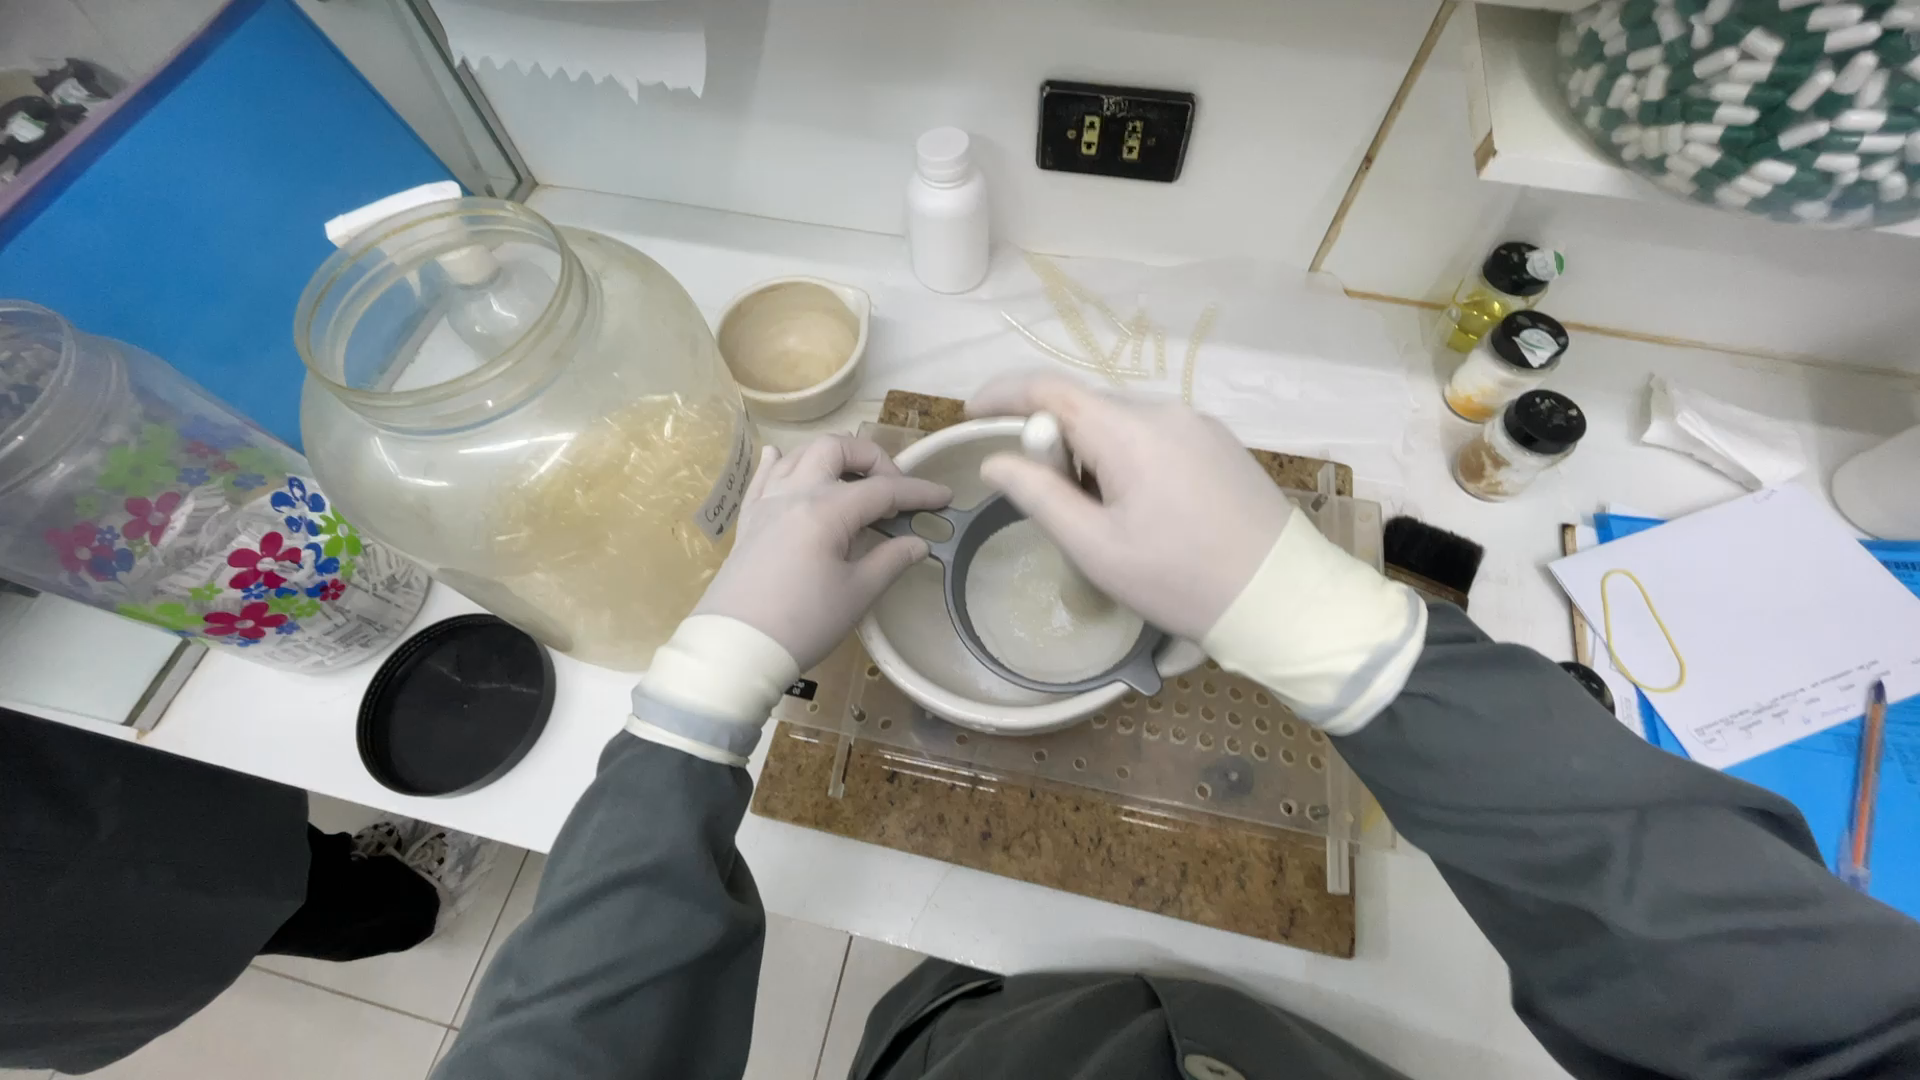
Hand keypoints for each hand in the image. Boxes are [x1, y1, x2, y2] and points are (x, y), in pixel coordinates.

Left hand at [694, 435, 950, 670]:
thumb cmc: (803, 623)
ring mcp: (766, 504)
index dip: (918, 492)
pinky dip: (779, 462)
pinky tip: (781, 458)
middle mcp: (794, 494)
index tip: (944, 498)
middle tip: (893, 488)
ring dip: (832, 458)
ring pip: (799, 455)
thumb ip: (890, 560)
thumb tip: (916, 542)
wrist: (737, 648)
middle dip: (873, 458)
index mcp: (826, 510)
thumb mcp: (857, 594)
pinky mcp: (749, 521)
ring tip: (852, 479)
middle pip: (837, 450)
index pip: (883, 490)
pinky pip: (763, 476)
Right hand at [966, 374, 1292, 640]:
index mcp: (1130, 431)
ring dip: (1090, 452)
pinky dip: (1125, 456)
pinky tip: (1138, 505)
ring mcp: (1198, 423)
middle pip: (1085, 406)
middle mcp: (1165, 410)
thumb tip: (995, 461)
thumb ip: (1039, 495)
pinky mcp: (1218, 442)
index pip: (1049, 389)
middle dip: (1052, 440)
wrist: (1281, 598)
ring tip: (1099, 513)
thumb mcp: (1095, 547)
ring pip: (1119, 421)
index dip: (1002, 394)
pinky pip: (1152, 434)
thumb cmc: (1179, 580)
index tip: (970, 413)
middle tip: (1046, 497)